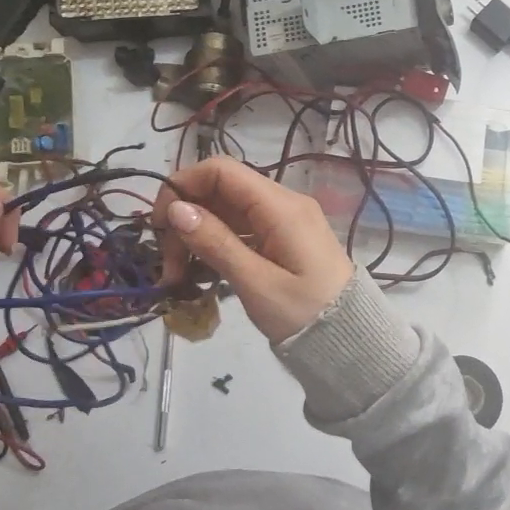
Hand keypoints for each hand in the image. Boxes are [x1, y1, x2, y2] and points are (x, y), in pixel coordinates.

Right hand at [155, 157, 352, 341]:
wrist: (349, 339)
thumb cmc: (305, 314)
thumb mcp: (257, 283)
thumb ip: (217, 243)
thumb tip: (178, 208)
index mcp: (281, 207)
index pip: (221, 170)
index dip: (183, 186)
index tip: (160, 225)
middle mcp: (283, 204)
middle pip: (220, 190)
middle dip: (186, 220)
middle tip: (169, 267)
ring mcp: (284, 222)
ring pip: (226, 212)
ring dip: (197, 237)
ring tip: (180, 278)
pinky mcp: (282, 240)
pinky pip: (241, 230)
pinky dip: (216, 246)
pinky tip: (201, 275)